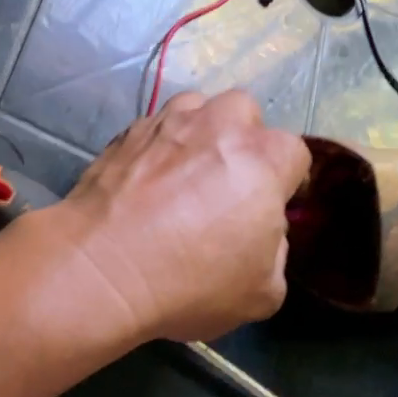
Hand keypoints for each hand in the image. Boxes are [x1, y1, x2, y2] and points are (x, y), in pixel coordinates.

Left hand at [47, 91, 310, 343]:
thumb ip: (275, 246)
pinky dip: (161, 142)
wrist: (102, 264)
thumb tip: (260, 226)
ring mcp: (167, 121)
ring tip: (187, 169)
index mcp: (260, 159)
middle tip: (230, 179)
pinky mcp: (128, 129)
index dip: (288, 179)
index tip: (273, 204)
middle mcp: (216, 125)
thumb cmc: (190, 281)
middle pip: (244, 111)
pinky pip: (157, 125)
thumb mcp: (263, 290)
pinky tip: (149, 176)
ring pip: (197, 106)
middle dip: (244, 138)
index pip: (295, 151)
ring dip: (200, 130)